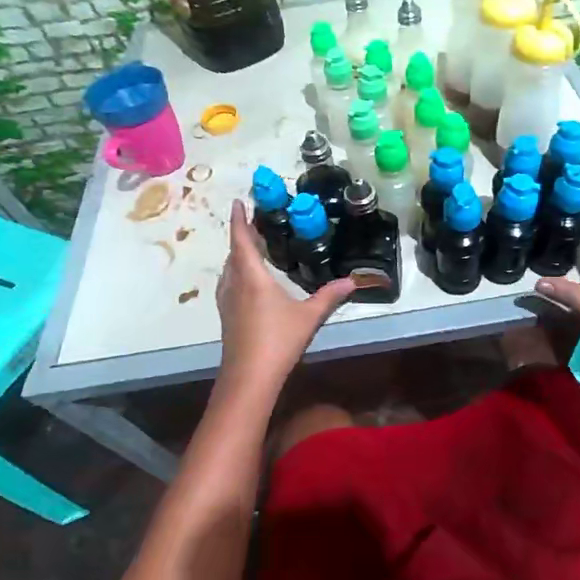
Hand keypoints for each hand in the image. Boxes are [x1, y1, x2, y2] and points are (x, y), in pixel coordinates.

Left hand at [216, 200, 353, 383]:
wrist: (248, 378)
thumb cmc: (278, 341)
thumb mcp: (309, 317)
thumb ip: (330, 296)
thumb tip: (353, 280)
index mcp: (252, 276)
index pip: (242, 239)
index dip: (239, 219)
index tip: (237, 201)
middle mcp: (234, 283)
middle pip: (234, 252)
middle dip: (242, 235)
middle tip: (254, 223)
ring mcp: (226, 300)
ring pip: (229, 269)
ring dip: (238, 255)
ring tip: (252, 247)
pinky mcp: (226, 315)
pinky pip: (229, 283)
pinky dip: (236, 272)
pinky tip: (248, 281)